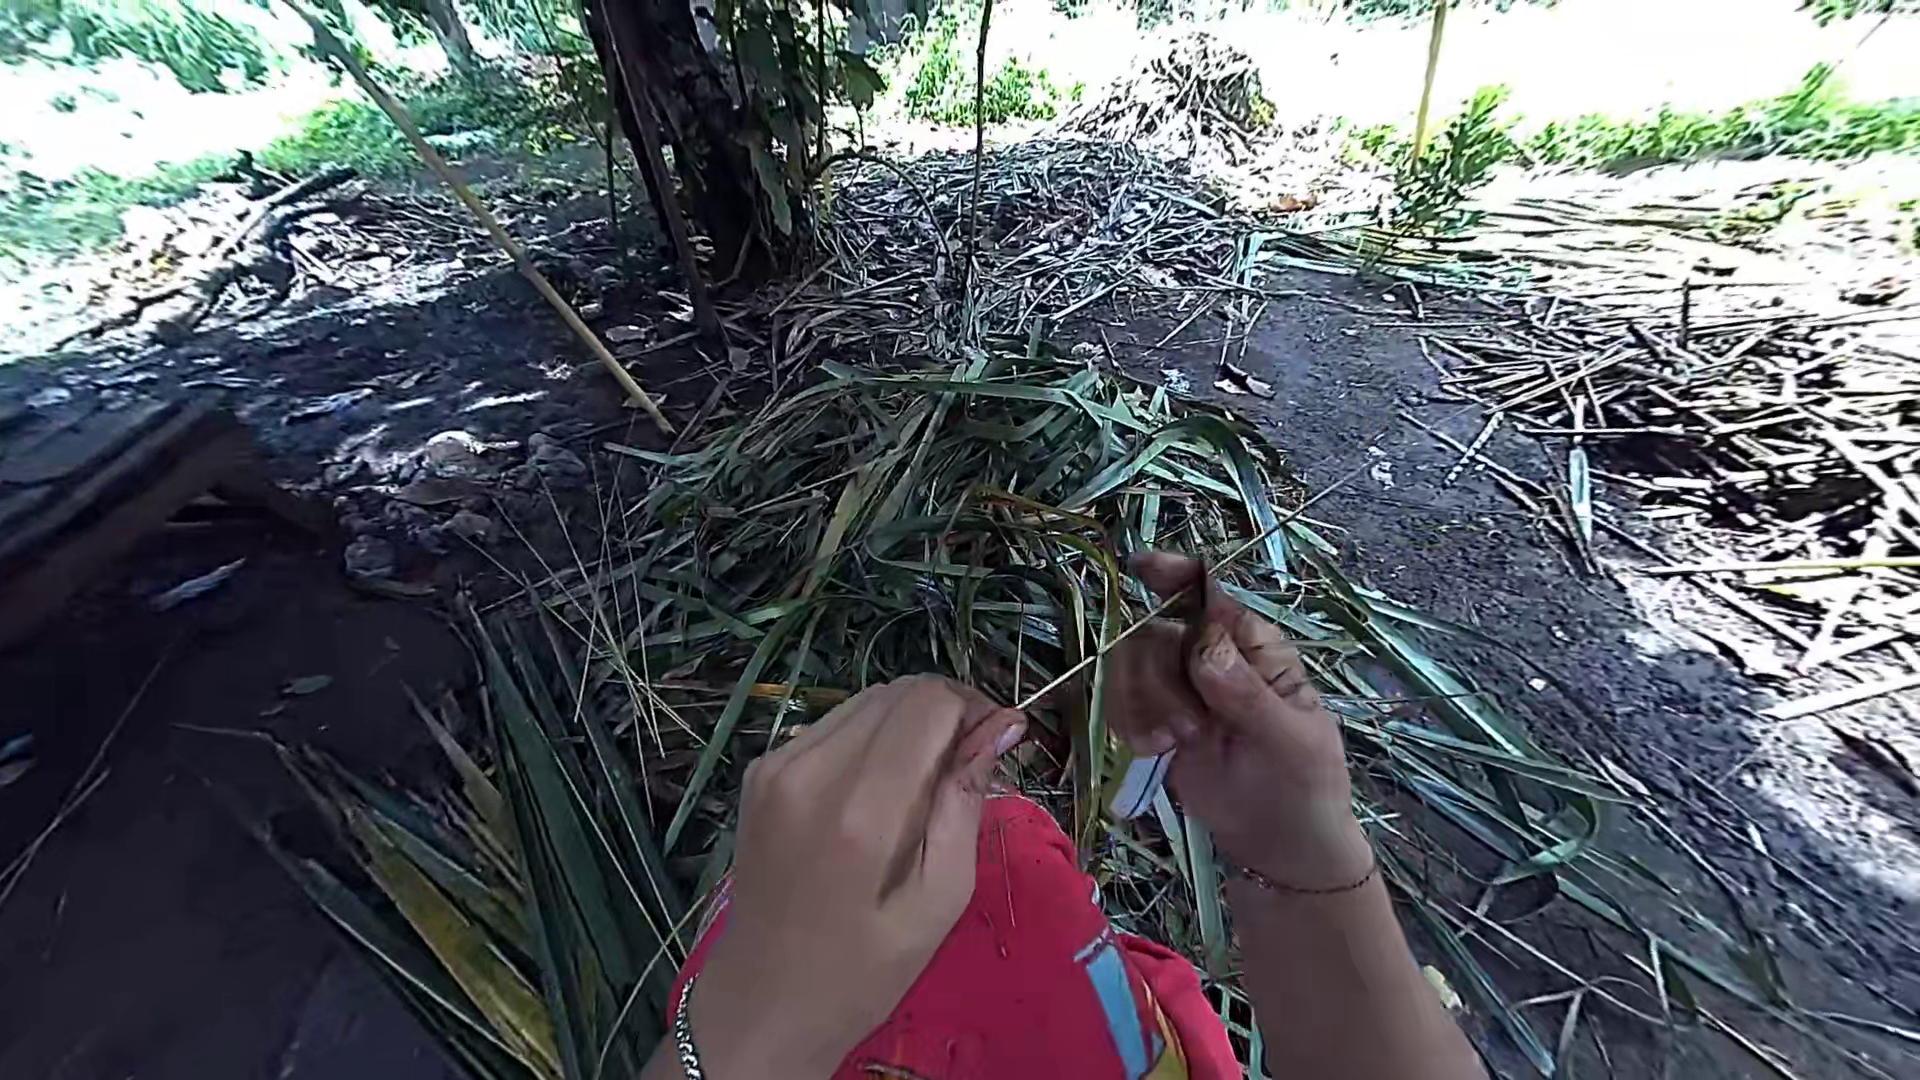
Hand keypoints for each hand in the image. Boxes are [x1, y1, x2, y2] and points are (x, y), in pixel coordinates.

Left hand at [688, 675, 1024, 1078]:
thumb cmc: (863, 971)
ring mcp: (778, 762)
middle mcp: (811, 769)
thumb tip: (1001, 724)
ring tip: (928, 769)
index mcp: (860, 811)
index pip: (928, 704)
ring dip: (911, 717)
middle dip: (947, 709)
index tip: (997, 735)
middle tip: (968, 754)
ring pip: (869, 699)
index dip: (973, 707)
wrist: (759, 1003)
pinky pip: (837, 721)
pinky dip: (874, 732)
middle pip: (900, 691)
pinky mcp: (763, 766)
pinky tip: (882, 777)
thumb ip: (966, 801)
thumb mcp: (939, 898)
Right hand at [1108, 552, 1372, 890]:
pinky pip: (1118, 697)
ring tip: (1171, 744)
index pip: (1209, 594)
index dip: (1174, 573)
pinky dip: (1126, 721)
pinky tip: (1152, 750)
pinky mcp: (1151, 714)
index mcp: (1252, 647)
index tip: (1140, 566)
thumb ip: (1248, 695)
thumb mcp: (1291, 742)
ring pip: (1129, 663)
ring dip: (1141, 704)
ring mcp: (1176, 685)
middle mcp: (1208, 655)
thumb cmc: (1302, 785)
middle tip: (1187, 730)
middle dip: (1159, 682)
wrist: (1275, 845)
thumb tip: (1206, 650)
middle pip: (1155, 633)